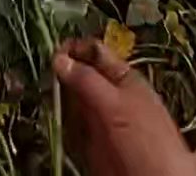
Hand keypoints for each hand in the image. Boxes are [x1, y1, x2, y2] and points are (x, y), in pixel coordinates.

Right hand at [53, 40, 195, 175]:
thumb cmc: (145, 142)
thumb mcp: (115, 104)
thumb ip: (86, 79)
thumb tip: (58, 59)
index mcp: (124, 79)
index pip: (94, 52)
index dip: (74, 49)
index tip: (53, 55)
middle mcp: (113, 96)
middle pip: (81, 75)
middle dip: (64, 76)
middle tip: (50, 81)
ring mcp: (104, 121)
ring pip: (74, 101)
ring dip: (63, 102)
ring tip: (57, 107)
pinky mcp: (97, 145)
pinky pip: (74, 128)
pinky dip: (66, 126)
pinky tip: (63, 126)